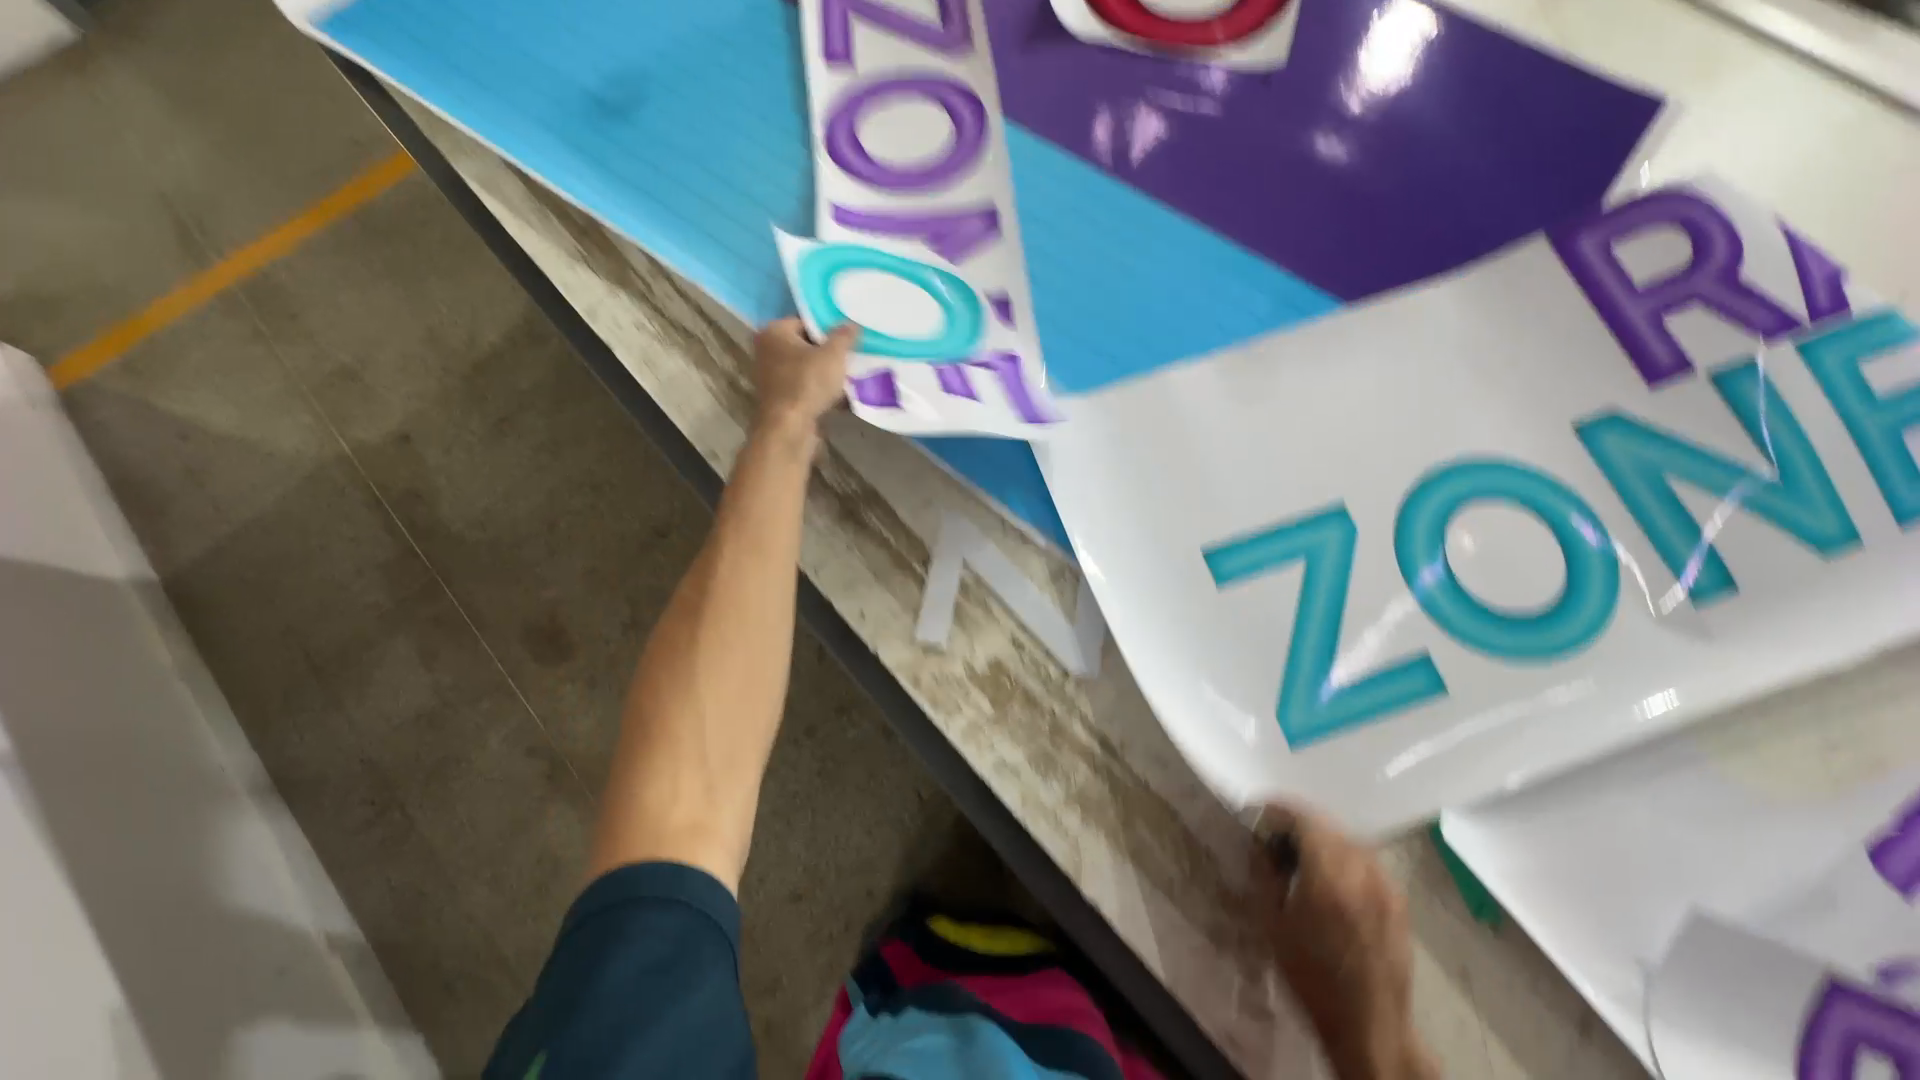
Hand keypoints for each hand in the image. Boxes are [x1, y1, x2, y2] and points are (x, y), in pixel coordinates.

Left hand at [751, 319, 857, 434]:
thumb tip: (851, 323)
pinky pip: (804, 388)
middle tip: (851, 356)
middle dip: (828, 352)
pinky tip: (841, 398)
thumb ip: (844, 336)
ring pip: (806, 369)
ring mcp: (771, 378)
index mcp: (773, 332)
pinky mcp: (779, 400)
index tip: (848, 337)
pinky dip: (820, 392)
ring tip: (850, 376)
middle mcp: (766, 351)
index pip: (805, 321)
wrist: (789, 429)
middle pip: (805, 345)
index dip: (828, 328)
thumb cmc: (807, 383)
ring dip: (827, 374)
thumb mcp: (833, 355)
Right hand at [1256, 803, 1436, 1079]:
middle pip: (1328, 825)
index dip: (1278, 809)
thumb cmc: (1310, 977)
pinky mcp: (1399, 900)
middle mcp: (1363, 871)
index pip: (1303, 819)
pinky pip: (1366, 861)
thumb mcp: (1273, 924)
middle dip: (1298, 822)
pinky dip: (1344, 856)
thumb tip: (1261, 842)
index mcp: (1328, 876)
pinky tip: (1330, 876)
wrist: (1368, 1024)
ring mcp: (1386, 884)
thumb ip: (1266, 874)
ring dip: (1322, 837)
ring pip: (1349, 840)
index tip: (1258, 812)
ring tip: (1300, 853)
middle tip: (1274, 832)